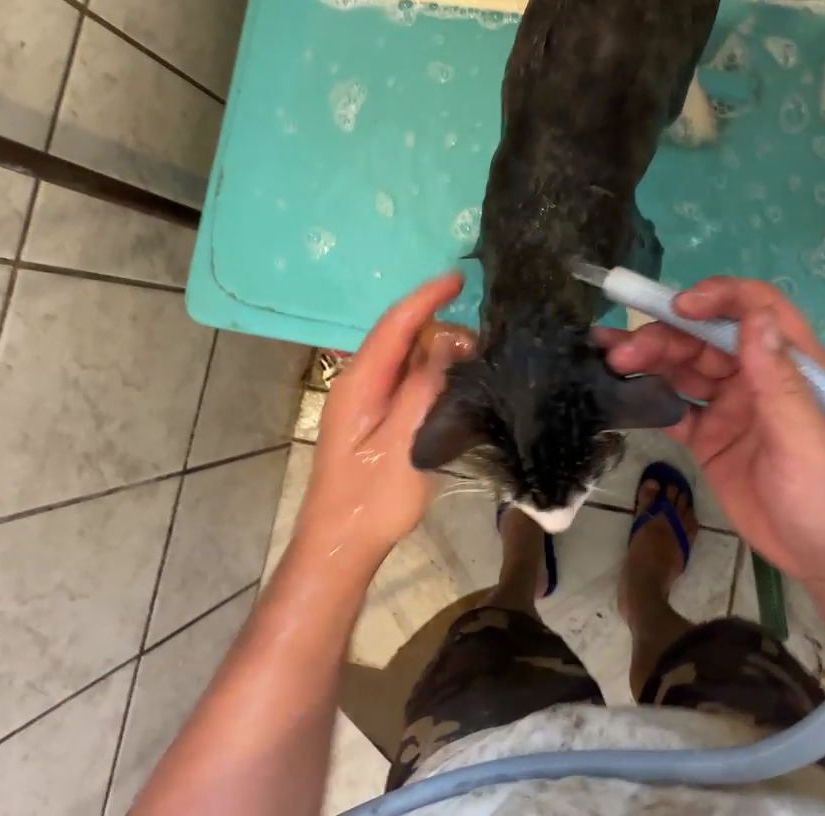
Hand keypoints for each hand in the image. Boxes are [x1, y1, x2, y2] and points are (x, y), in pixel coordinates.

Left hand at [298, 272, 473, 565]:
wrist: (340, 545)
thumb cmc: (372, 498)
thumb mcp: (404, 441)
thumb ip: (425, 386)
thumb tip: (448, 339)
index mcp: (360, 381)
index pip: (395, 324)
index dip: (426, 297)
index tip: (459, 279)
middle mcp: (360, 383)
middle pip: (402, 338)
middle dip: (441, 330)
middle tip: (483, 345)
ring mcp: (366, 402)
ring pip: (406, 361)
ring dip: (439, 354)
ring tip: (478, 362)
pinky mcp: (376, 421)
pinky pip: (407, 383)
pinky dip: (433, 375)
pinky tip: (457, 385)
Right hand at [596, 278, 824, 607]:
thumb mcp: (807, 438)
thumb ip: (779, 379)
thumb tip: (755, 315)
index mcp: (790, 364)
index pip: (754, 308)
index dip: (717, 297)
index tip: (679, 308)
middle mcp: (757, 376)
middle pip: (703, 338)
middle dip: (662, 337)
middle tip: (622, 354)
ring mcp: (731, 406)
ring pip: (683, 368)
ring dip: (646, 361)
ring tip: (609, 362)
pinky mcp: (710, 437)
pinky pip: (673, 407)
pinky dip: (646, 398)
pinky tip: (619, 396)